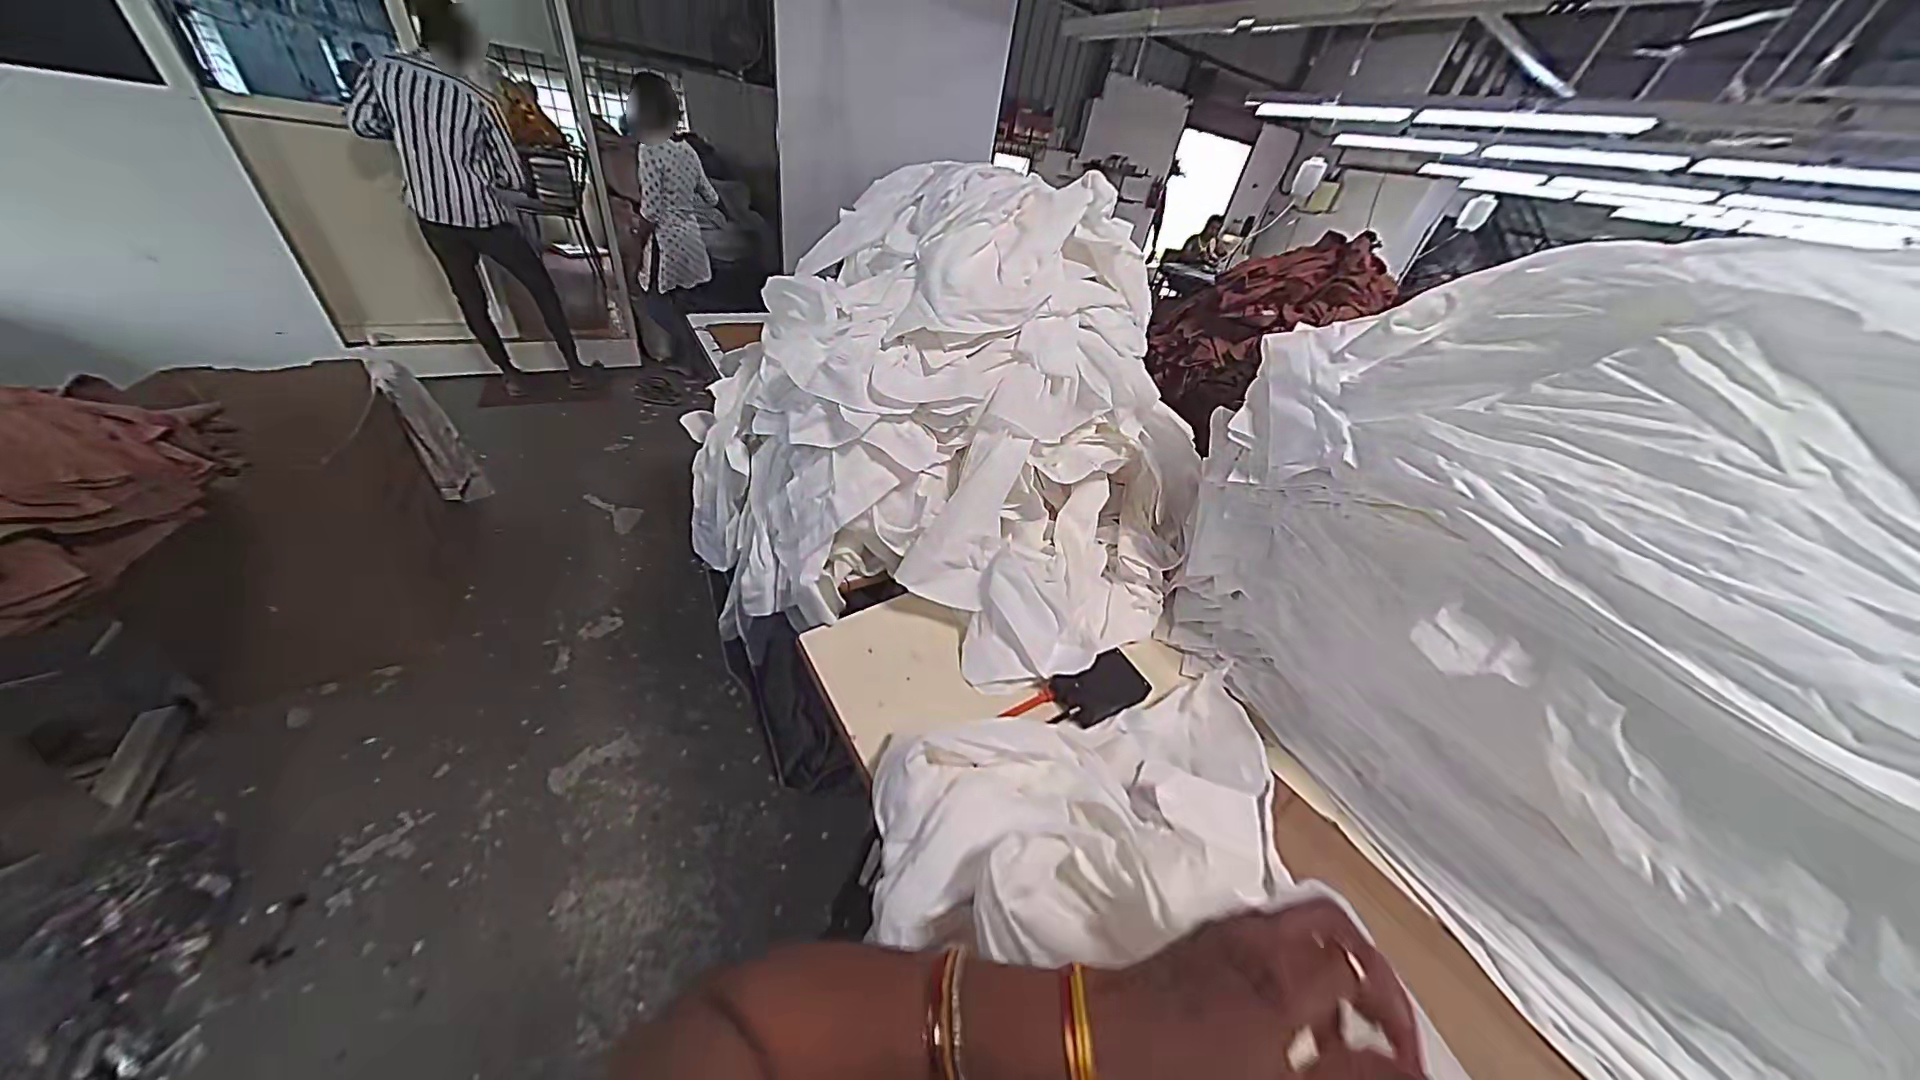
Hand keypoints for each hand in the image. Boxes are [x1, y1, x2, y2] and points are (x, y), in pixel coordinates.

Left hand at [1087, 899, 1424, 1079]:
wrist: (1102, 1038)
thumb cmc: (1180, 1070)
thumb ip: (1344, 1073)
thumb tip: (1398, 1068)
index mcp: (1281, 983)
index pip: (1368, 978)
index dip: (1402, 1026)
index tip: (1408, 1064)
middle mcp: (1259, 944)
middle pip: (1337, 925)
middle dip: (1371, 973)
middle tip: (1383, 1028)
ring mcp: (1229, 932)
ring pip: (1302, 924)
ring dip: (1331, 966)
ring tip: (1335, 1031)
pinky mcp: (1207, 935)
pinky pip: (1268, 932)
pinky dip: (1293, 961)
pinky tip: (1286, 1013)